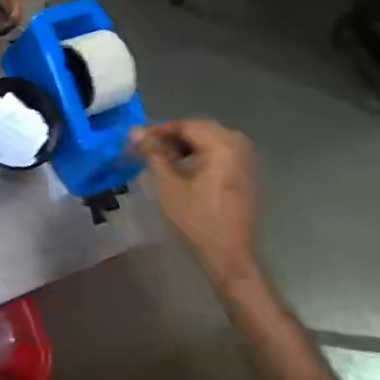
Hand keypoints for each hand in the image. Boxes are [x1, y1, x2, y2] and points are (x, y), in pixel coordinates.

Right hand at [132, 120, 261, 292]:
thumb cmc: (196, 219)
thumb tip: (134, 132)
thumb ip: (152, 154)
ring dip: (183, 145)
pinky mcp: (244, 170)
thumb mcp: (168, 185)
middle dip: (170, 137)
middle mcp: (237, 143)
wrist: (228, 253)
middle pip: (197, 129)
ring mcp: (244, 157)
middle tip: (145, 147)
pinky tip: (181, 167)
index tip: (135, 138)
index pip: (184, 125)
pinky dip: (198, 154)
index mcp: (221, 144)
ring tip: (159, 157)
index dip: (157, 130)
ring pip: (207, 140)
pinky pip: (218, 151)